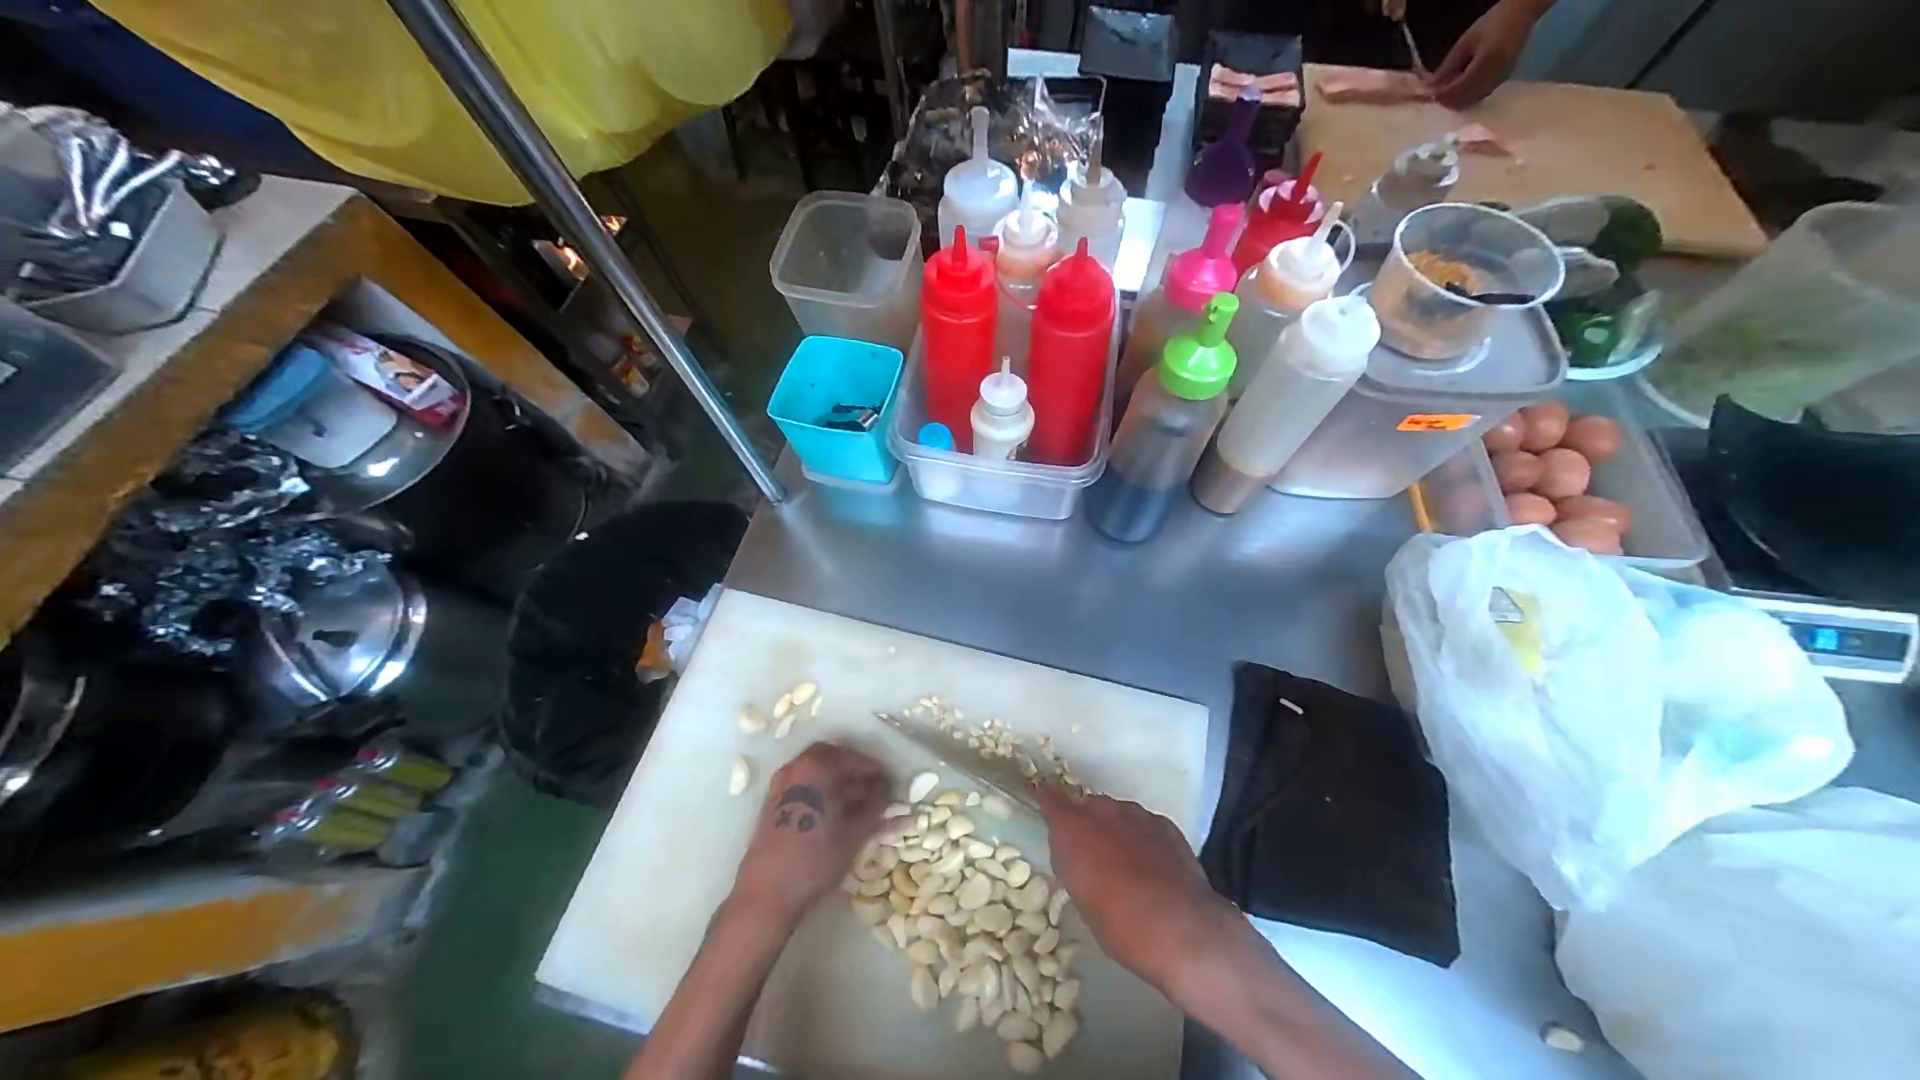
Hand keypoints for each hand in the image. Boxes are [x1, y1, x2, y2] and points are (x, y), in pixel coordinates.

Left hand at [731, 742, 889, 924]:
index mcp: (816, 767)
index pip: (852, 759)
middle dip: (852, 770)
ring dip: (836, 780)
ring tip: (856, 803)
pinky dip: (819, 790)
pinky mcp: (772, 804)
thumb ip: (875, 808)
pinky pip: (801, 784)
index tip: (887, 784)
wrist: (767, 893)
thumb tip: (887, 793)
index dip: (872, 770)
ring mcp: (780, 785)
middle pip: (830, 758)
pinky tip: (833, 813)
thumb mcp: (855, 834)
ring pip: (814, 771)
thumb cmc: (815, 860)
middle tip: (871, 789)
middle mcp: (795, 768)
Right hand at [1037, 788, 1239, 993]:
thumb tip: (1076, 853)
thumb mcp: (1080, 897)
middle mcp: (1103, 812)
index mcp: (1073, 828)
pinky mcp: (1166, 826)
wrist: (1180, 928)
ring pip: (1119, 815)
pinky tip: (1153, 868)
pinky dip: (1143, 839)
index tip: (1042, 801)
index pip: (1050, 801)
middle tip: (1093, 858)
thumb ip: (1073, 863)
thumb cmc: (1118, 923)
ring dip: (1117, 832)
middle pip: (1088, 807)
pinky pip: (1145, 826)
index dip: (1046, 801)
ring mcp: (1137, 815)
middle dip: (1088, 825)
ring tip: (1128, 867)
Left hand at [1425, 0, 1541, 108]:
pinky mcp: (1502, 81)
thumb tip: (1428, 88)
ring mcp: (1499, 81)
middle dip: (1445, 100)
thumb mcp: (1464, 43)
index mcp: (1484, 64)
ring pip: (1469, 103)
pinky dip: (1465, 97)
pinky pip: (1478, 97)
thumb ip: (1447, 67)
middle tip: (1435, 92)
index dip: (1438, 96)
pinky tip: (1460, 86)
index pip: (1454, 92)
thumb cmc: (1492, 23)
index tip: (1426, 94)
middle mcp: (1493, 77)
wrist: (1522, 13)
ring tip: (1447, 88)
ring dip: (1455, 100)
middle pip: (1461, 102)